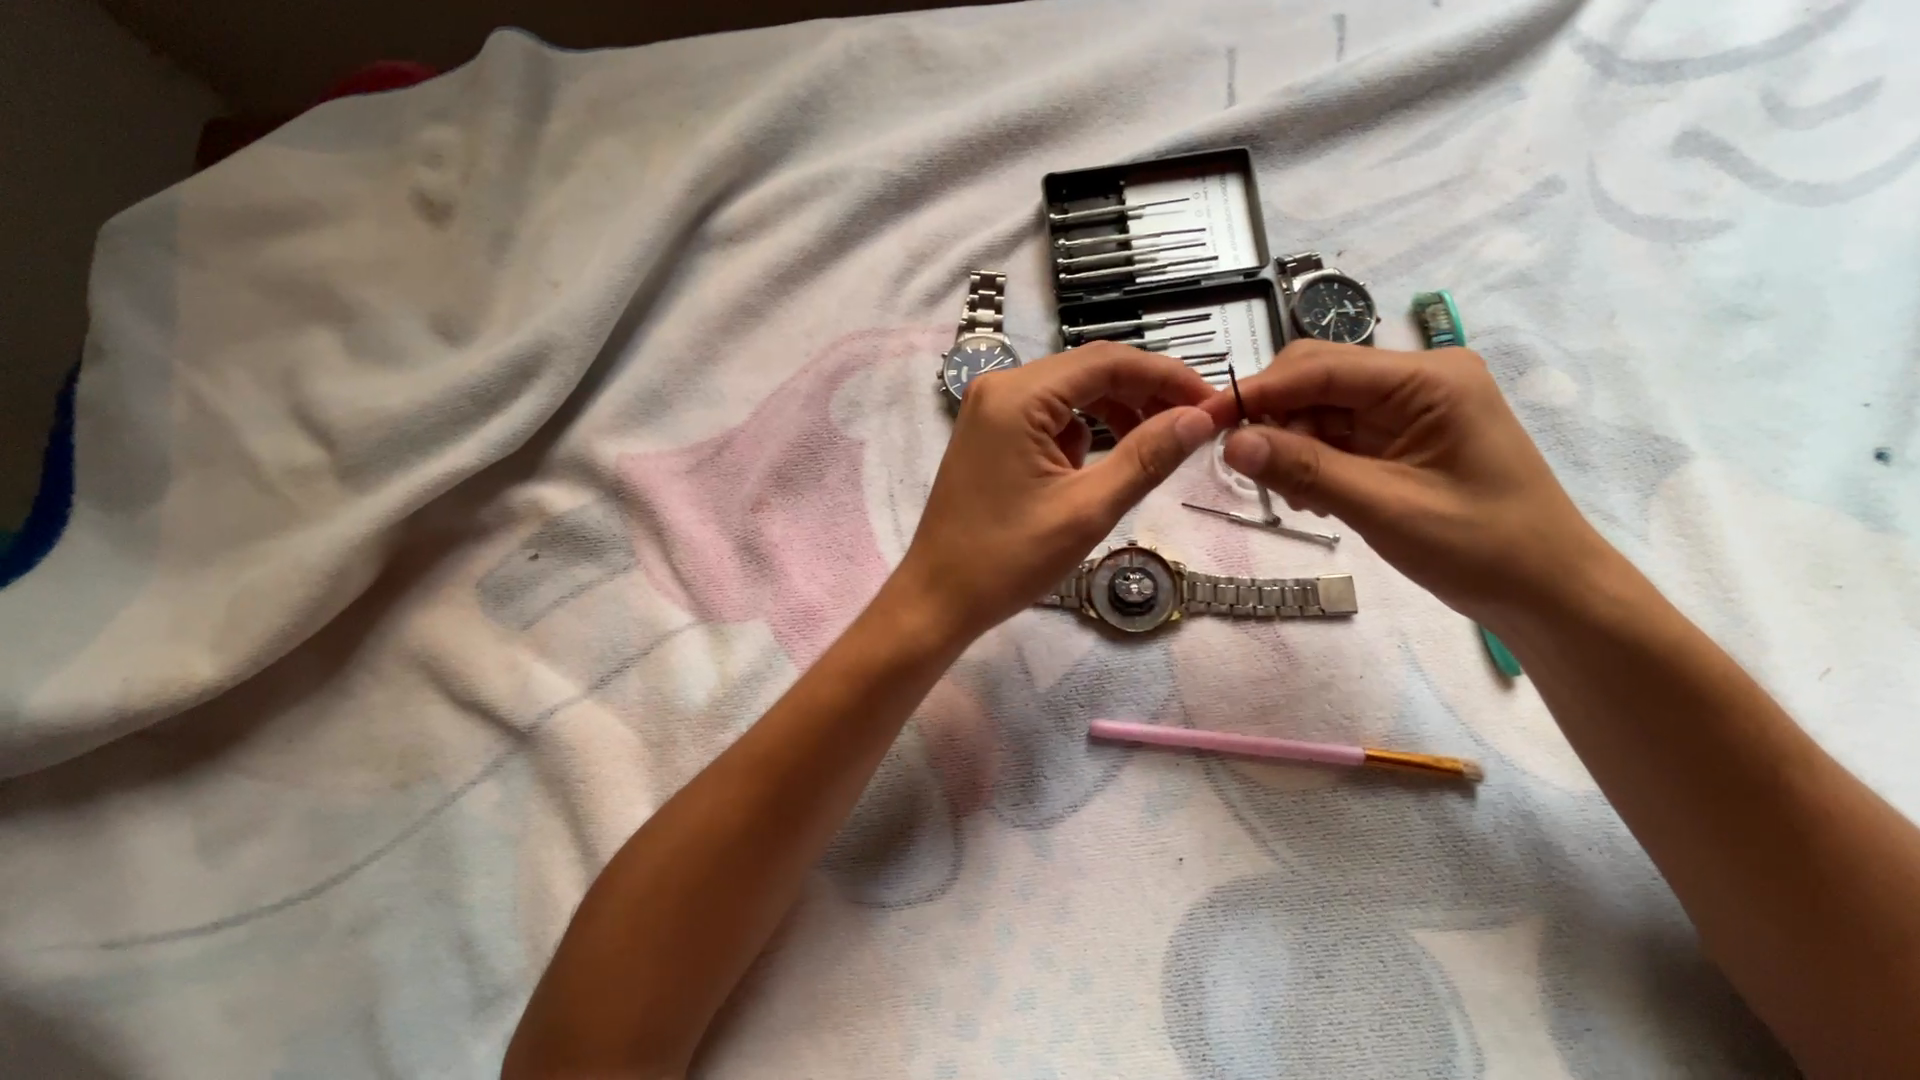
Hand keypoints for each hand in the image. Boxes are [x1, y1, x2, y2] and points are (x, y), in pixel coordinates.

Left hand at [897, 343, 1217, 641]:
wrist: (938, 598)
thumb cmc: (1008, 559)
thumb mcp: (1088, 510)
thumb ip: (1147, 457)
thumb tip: (1200, 418)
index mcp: (1018, 396)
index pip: (1109, 361)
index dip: (1167, 377)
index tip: (1213, 403)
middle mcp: (1000, 388)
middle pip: (1089, 370)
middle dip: (1145, 394)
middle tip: (1193, 426)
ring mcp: (990, 411)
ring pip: (1071, 394)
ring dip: (1116, 413)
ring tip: (1154, 448)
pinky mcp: (990, 436)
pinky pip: (1049, 418)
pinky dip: (1083, 433)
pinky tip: (1094, 469)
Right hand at [1202, 341, 1611, 623]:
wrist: (1548, 591)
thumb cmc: (1480, 546)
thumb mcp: (1384, 508)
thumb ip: (1305, 469)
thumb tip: (1230, 442)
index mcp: (1426, 379)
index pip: (1320, 367)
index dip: (1257, 392)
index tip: (1204, 421)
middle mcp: (1417, 379)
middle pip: (1317, 379)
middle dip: (1274, 419)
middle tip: (1248, 471)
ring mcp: (1410, 408)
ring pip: (1321, 409)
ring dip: (1292, 446)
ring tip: (1293, 497)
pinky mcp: (1403, 437)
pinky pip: (1338, 435)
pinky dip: (1313, 461)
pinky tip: (1313, 497)